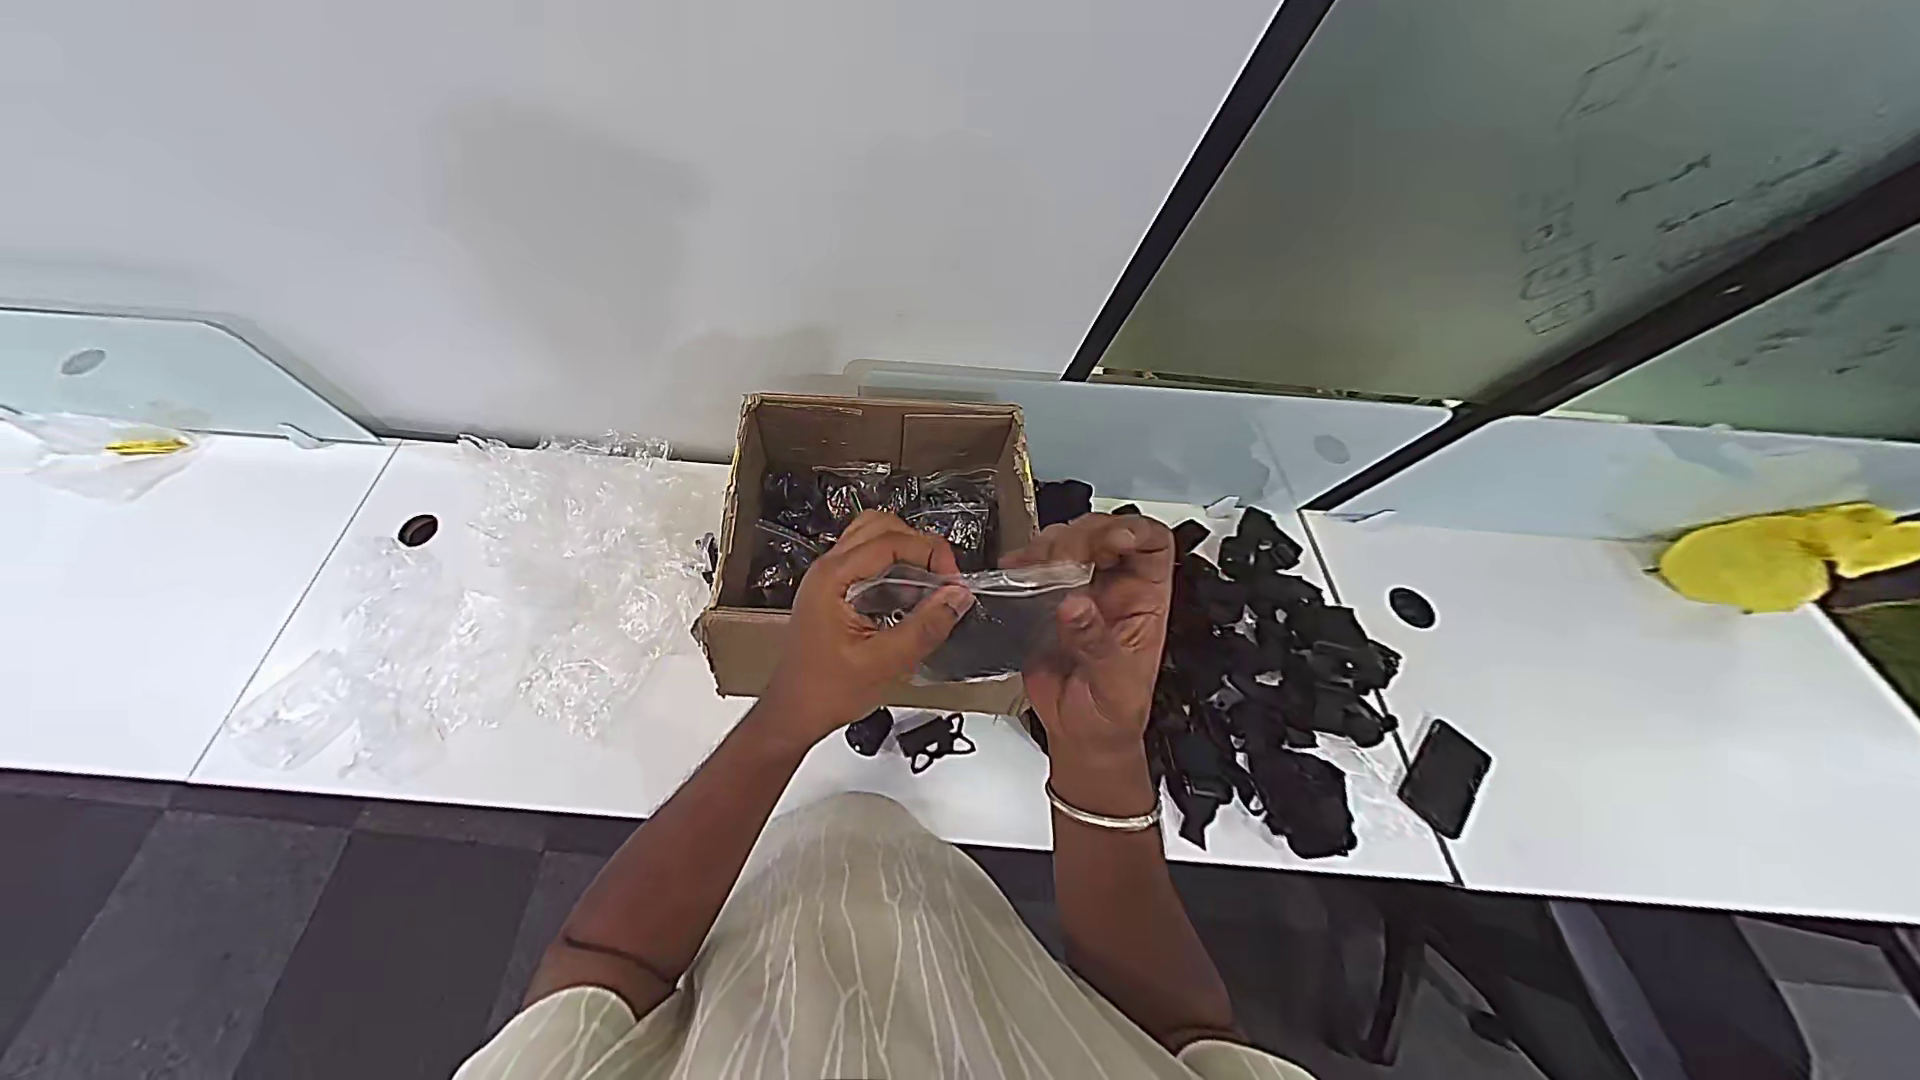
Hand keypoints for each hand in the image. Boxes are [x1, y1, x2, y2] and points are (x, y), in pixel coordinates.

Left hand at [759, 511, 972, 748]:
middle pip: (881, 526)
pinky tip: (912, 594)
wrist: (793, 713)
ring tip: (931, 582)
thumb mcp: (884, 663)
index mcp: (833, 577)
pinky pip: (869, 560)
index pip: (890, 540)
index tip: (953, 580)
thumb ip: (925, 627)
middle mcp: (828, 568)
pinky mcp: (836, 590)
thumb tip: (958, 597)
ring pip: (874, 537)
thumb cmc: (825, 691)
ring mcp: (830, 577)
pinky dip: (895, 565)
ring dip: (907, 551)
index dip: (929, 552)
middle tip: (944, 577)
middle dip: (920, 544)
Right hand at [1008, 513, 1173, 761]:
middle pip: (1103, 534)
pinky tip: (1015, 570)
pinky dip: (1022, 561)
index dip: (1136, 530)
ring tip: (1036, 569)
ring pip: (1067, 542)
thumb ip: (1097, 644)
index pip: (1152, 544)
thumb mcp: (1116, 683)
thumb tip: (1075, 605)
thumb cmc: (1112, 713)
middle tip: (1062, 560)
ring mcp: (1078, 589)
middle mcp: (1112, 587)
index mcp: (1144, 600)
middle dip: (1081, 537)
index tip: (1113, 539)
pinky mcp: (1046, 598)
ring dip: (1049, 546)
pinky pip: (1035, 565)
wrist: (1078, 733)